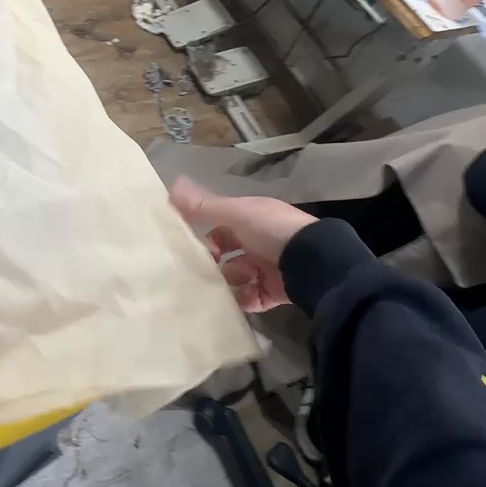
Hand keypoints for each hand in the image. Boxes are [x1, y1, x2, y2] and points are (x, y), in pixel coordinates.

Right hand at [170, 177, 317, 312]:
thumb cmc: (271, 230)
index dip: (206, 235)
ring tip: (223, 287)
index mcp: (251, 218)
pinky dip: (244, 300)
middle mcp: (260, 241)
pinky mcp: (277, 292)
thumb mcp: (235, 213)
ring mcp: (269, 267)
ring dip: (229, 282)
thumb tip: (171, 184)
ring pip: (239, 276)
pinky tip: (235, 302)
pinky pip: (253, 298)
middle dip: (215, 262)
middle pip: (228, 252)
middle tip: (203, 271)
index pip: (221, 225)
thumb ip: (203, 206)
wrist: (314, 263)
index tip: (192, 247)